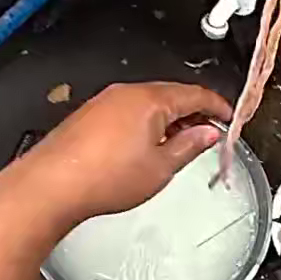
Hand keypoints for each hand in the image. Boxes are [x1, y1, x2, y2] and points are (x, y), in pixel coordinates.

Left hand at [10, 82, 232, 224]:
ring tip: (179, 146)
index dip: (217, 105)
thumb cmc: (102, 177)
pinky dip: (146, 124)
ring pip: (149, 103)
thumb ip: (190, 146)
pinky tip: (147, 148)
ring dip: (170, 120)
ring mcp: (106, 102)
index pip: (195, 94)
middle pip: (172, 95)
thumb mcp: (161, 167)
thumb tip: (207, 133)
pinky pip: (128, 111)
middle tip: (208, 134)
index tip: (228, 115)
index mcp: (150, 99)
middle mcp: (126, 93)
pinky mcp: (91, 115)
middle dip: (194, 113)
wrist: (52, 186)